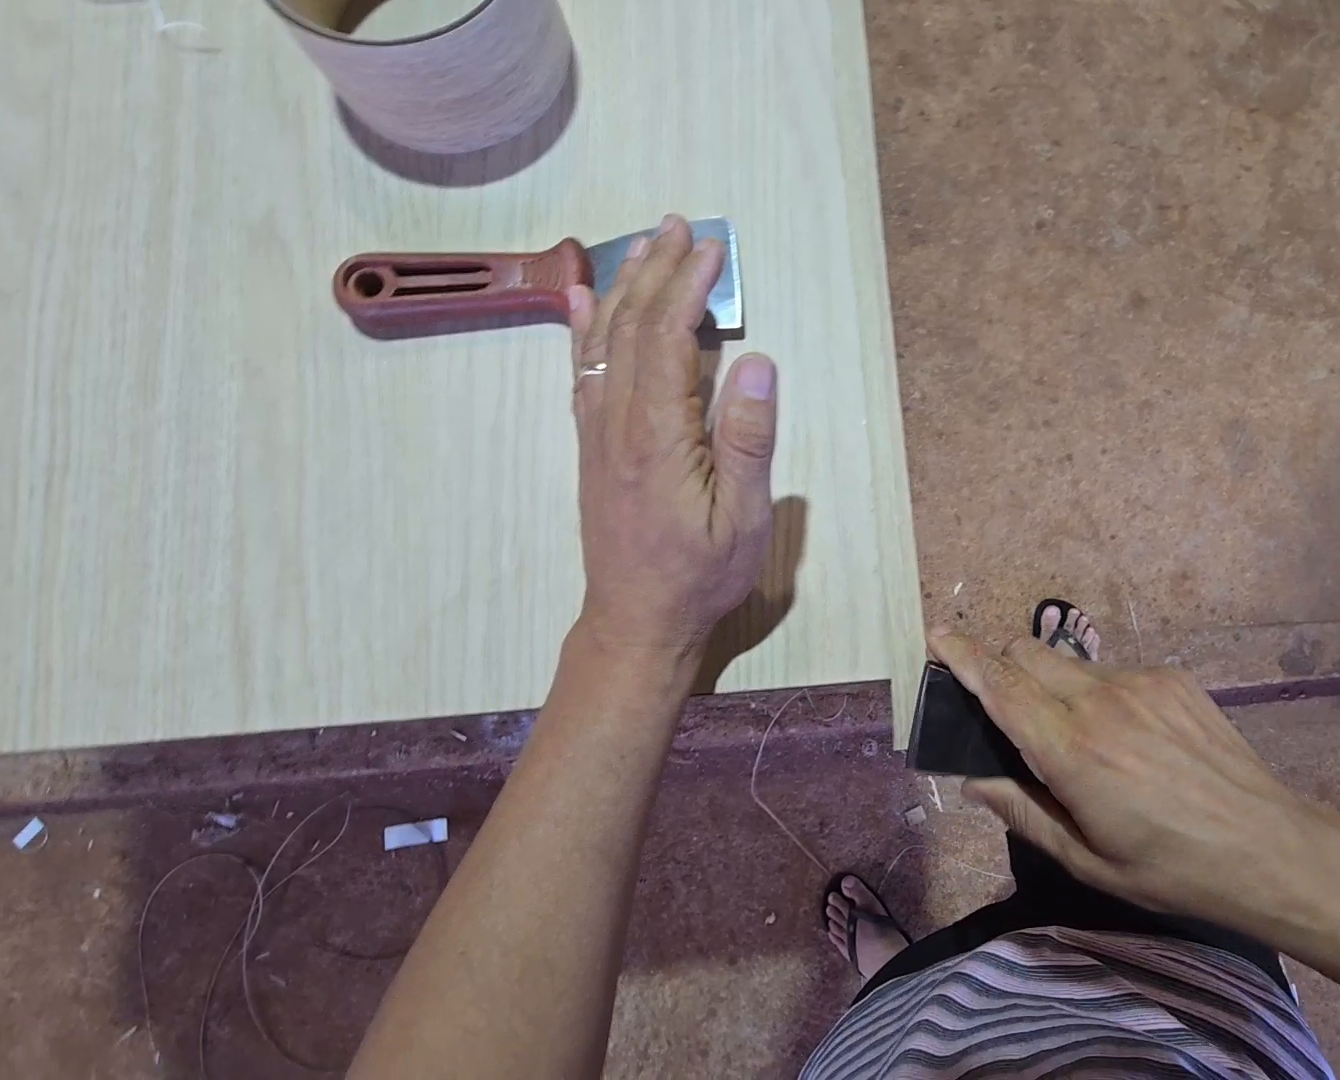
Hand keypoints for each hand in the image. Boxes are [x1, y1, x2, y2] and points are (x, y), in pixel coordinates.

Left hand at [565, 215, 777, 655]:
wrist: (636, 621)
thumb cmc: (699, 577)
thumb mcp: (744, 520)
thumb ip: (748, 441)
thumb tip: (759, 363)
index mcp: (659, 438)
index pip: (667, 340)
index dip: (688, 288)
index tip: (711, 249)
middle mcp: (618, 425)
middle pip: (630, 329)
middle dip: (656, 271)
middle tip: (677, 225)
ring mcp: (598, 435)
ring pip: (601, 345)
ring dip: (622, 289)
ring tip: (642, 247)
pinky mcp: (592, 449)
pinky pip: (582, 376)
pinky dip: (582, 332)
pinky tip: (580, 302)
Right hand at [928, 628, 1339, 936]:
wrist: (1271, 848)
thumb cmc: (1170, 868)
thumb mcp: (1086, 860)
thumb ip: (1022, 812)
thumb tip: (972, 780)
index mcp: (1073, 751)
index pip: (1002, 687)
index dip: (964, 658)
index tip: (937, 637)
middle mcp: (1100, 702)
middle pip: (1027, 652)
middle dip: (1003, 666)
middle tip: (1007, 707)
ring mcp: (1140, 683)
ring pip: (1068, 661)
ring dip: (1051, 683)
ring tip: (1080, 735)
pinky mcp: (1171, 678)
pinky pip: (1112, 672)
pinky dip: (1098, 693)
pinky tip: (1130, 736)